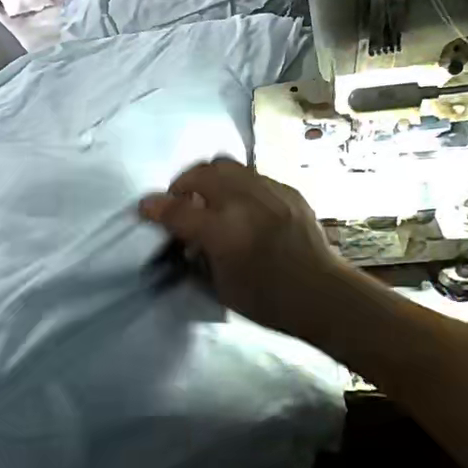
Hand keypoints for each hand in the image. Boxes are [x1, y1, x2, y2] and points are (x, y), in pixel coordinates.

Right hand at [139, 158, 357, 339]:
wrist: (322, 293)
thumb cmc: (268, 301)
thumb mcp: (221, 288)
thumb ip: (198, 257)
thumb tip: (187, 240)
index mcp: (223, 231)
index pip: (177, 211)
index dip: (154, 209)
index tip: (145, 208)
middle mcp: (244, 202)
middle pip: (202, 173)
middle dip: (183, 183)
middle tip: (181, 199)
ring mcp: (269, 191)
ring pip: (229, 166)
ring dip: (211, 178)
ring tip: (211, 196)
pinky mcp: (289, 191)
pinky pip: (255, 176)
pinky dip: (240, 186)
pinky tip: (245, 205)